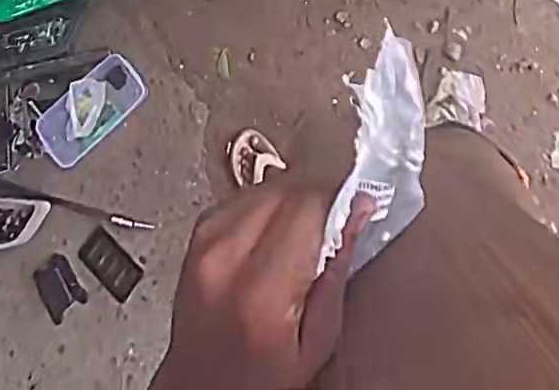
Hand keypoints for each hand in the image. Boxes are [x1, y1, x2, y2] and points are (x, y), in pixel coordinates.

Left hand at [152, 188, 375, 389]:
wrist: (200, 385)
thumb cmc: (259, 378)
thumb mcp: (316, 342)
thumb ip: (338, 273)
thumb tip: (358, 210)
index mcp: (260, 292)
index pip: (306, 208)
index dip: (337, 197)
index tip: (358, 201)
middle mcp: (227, 257)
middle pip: (287, 190)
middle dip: (318, 198)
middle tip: (336, 219)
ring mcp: (208, 240)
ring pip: (268, 187)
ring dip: (293, 200)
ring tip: (303, 234)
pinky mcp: (200, 231)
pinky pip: (246, 196)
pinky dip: (268, 206)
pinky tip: (274, 235)